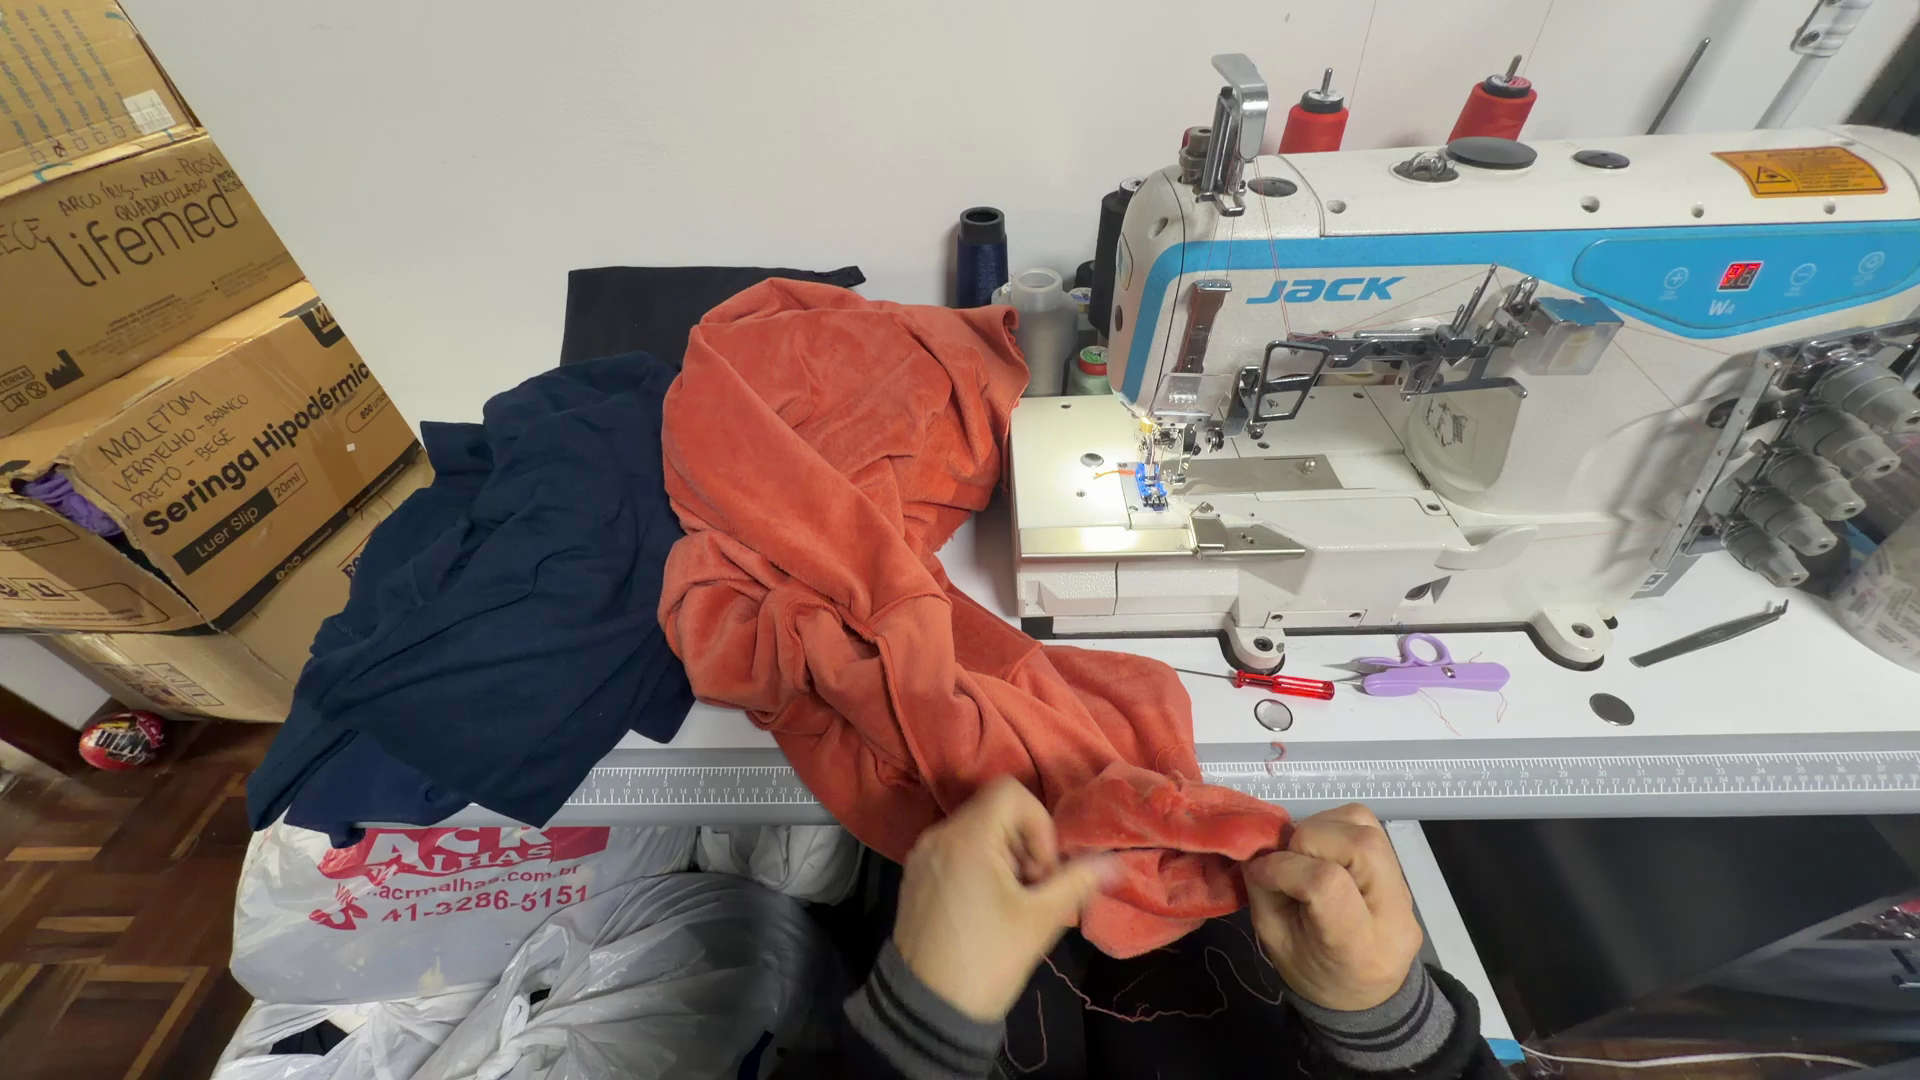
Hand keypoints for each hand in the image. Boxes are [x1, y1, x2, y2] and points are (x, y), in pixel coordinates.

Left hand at [893, 777, 1120, 1020]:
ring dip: (1004, 856)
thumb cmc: (987, 961)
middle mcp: (939, 834)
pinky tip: (987, 908)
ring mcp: (922, 854)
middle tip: (1032, 891)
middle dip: (1024, 845)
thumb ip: (1077, 881)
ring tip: (1011, 903)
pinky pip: (955, 849)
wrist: (925, 1011)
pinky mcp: (915, 874)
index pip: (1010, 792)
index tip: (1041, 869)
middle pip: (994, 811)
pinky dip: (979, 865)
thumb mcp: (1040, 921)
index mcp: (967, 837)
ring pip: (976, 831)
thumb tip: (1114, 862)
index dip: (1037, 823)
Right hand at [1244, 803, 1422, 1010]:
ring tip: (1303, 851)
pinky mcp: (1399, 871)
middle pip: (1358, 845)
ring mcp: (1403, 890)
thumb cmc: (1311, 971)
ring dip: (1320, 828)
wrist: (1363, 993)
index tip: (1260, 873)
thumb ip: (1263, 888)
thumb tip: (1256, 844)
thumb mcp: (1273, 940)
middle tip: (1287, 857)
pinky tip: (1320, 848)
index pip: (1327, 883)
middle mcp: (1393, 913)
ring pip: (1364, 826)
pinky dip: (1334, 825)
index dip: (1283, 867)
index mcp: (1358, 945)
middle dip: (1307, 838)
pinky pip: (1366, 825)